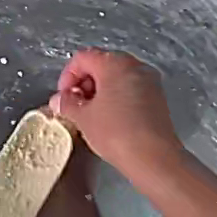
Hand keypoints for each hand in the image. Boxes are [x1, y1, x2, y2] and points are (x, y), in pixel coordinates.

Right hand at [48, 49, 183, 172]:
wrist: (154, 158)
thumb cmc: (115, 132)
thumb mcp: (82, 117)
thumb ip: (67, 103)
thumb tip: (59, 100)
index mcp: (114, 64)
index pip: (82, 58)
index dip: (67, 76)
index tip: (63, 97)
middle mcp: (135, 66)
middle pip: (101, 64)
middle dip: (83, 83)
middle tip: (74, 104)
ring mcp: (149, 82)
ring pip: (116, 77)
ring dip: (99, 91)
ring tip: (90, 114)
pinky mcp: (157, 99)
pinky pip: (130, 89)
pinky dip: (116, 98)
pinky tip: (109, 120)